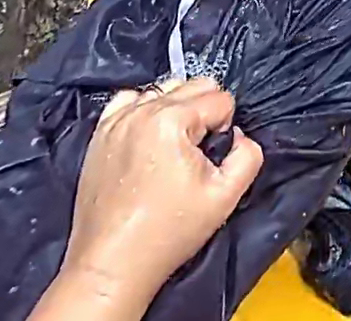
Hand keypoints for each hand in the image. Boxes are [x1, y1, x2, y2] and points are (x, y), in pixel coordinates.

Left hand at [53, 77, 264, 306]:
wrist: (111, 266)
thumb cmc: (167, 233)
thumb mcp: (226, 196)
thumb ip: (249, 155)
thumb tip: (238, 135)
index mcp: (172, 119)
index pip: (221, 99)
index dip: (225, 127)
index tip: (210, 158)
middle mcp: (143, 110)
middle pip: (196, 84)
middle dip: (205, 113)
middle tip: (196, 152)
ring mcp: (118, 120)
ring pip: (167, 88)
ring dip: (178, 109)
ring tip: (173, 146)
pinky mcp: (101, 132)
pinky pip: (130, 98)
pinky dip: (145, 108)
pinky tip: (149, 135)